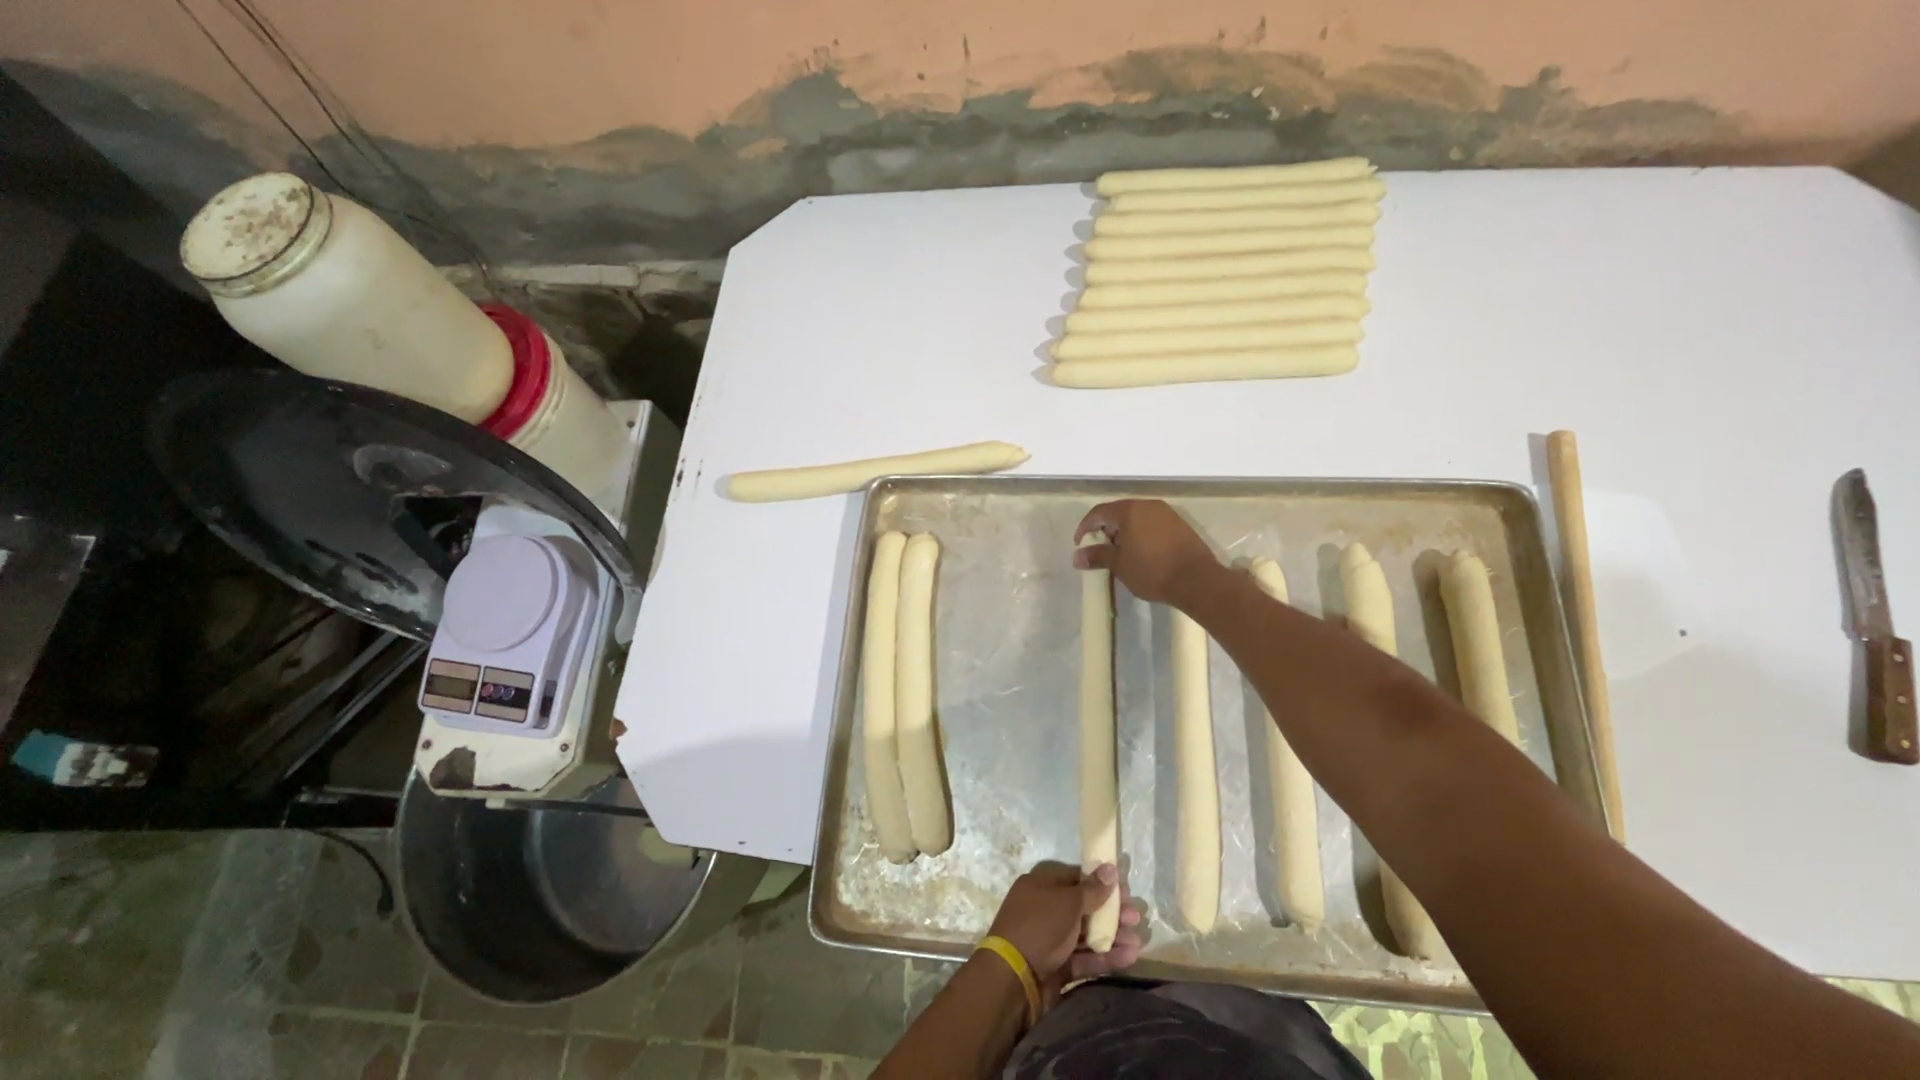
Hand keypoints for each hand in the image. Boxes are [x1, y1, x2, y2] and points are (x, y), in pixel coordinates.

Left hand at [987, 862, 1142, 998]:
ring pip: (1087, 934)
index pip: (1076, 878)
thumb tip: (1110, 868)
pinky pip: (1084, 957)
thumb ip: (1092, 889)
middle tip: (1135, 918)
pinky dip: (1105, 957)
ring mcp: (1051, 940)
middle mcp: (1045, 910)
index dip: (1101, 882)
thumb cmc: (1040, 927)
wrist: (1012, 978)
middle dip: (1111, 913)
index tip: (1126, 889)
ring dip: (1113, 937)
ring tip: (1138, 942)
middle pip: (1084, 908)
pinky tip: (1129, 957)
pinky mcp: (1057, 966)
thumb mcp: (1067, 902)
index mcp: (1041, 886)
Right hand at [1073, 499, 1220, 606]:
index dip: (1085, 527)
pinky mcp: (1180, 524)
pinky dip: (1141, 534)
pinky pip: (1152, 523)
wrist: (1197, 580)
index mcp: (1129, 510)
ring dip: (1125, 532)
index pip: (1099, 512)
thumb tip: (1077, 556)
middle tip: (1101, 550)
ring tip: (1121, 553)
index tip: (1080, 545)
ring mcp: (1166, 513)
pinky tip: (1142, 552)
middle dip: (1106, 530)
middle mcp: (1148, 505)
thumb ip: (1098, 556)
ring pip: (1137, 517)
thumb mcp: (1120, 566)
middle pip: (1119, 512)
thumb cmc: (1152, 571)